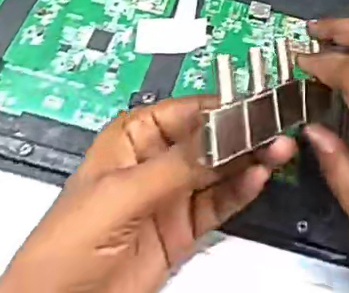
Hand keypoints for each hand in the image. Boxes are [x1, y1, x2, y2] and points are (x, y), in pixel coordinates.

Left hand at [0, 96, 295, 292]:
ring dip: (250, 158)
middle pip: (210, 137)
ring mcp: (172, 194)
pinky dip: (240, 190)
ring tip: (280, 148)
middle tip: (277, 124)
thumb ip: (177, 164)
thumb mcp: (122, 195)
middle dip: (243, 130)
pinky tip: (259, 177)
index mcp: (135, 135)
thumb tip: (222, 129)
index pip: (188, 110)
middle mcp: (158, 158)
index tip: (255, 104)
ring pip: (220, 168)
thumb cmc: (69, 243)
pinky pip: (218, 202)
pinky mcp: (182, 230)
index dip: (222, 105)